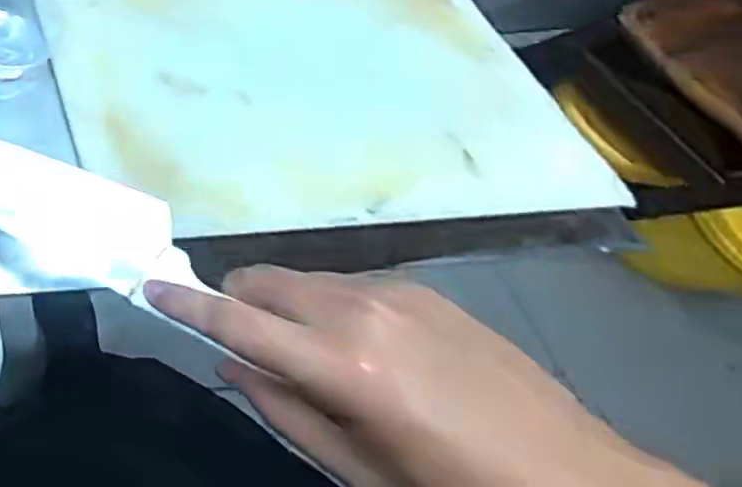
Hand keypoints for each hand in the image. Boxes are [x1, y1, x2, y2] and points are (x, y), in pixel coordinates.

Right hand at [146, 267, 697, 486]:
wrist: (593, 486)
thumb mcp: (364, 472)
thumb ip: (284, 411)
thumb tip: (228, 363)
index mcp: (342, 367)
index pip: (236, 321)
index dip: (186, 303)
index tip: (148, 286)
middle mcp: (356, 311)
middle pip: (257, 280)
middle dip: (238, 302)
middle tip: (253, 342)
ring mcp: (390, 292)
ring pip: (295, 276)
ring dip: (283, 303)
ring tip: (319, 349)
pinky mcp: (419, 287)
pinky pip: (343, 282)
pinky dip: (329, 304)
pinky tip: (372, 346)